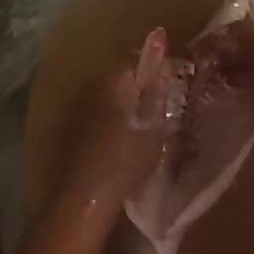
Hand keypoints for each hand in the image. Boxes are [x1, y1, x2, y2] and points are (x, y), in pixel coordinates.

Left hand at [56, 58, 163, 208]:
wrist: (84, 195)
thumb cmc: (125, 159)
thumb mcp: (153, 127)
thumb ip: (158, 94)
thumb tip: (163, 66)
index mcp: (113, 81)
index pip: (136, 57)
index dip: (158, 64)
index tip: (177, 78)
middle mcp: (93, 86)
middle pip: (123, 74)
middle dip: (145, 83)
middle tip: (167, 101)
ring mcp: (81, 106)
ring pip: (112, 93)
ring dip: (130, 100)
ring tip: (150, 120)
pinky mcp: (75, 126)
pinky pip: (102, 110)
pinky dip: (117, 115)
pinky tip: (128, 135)